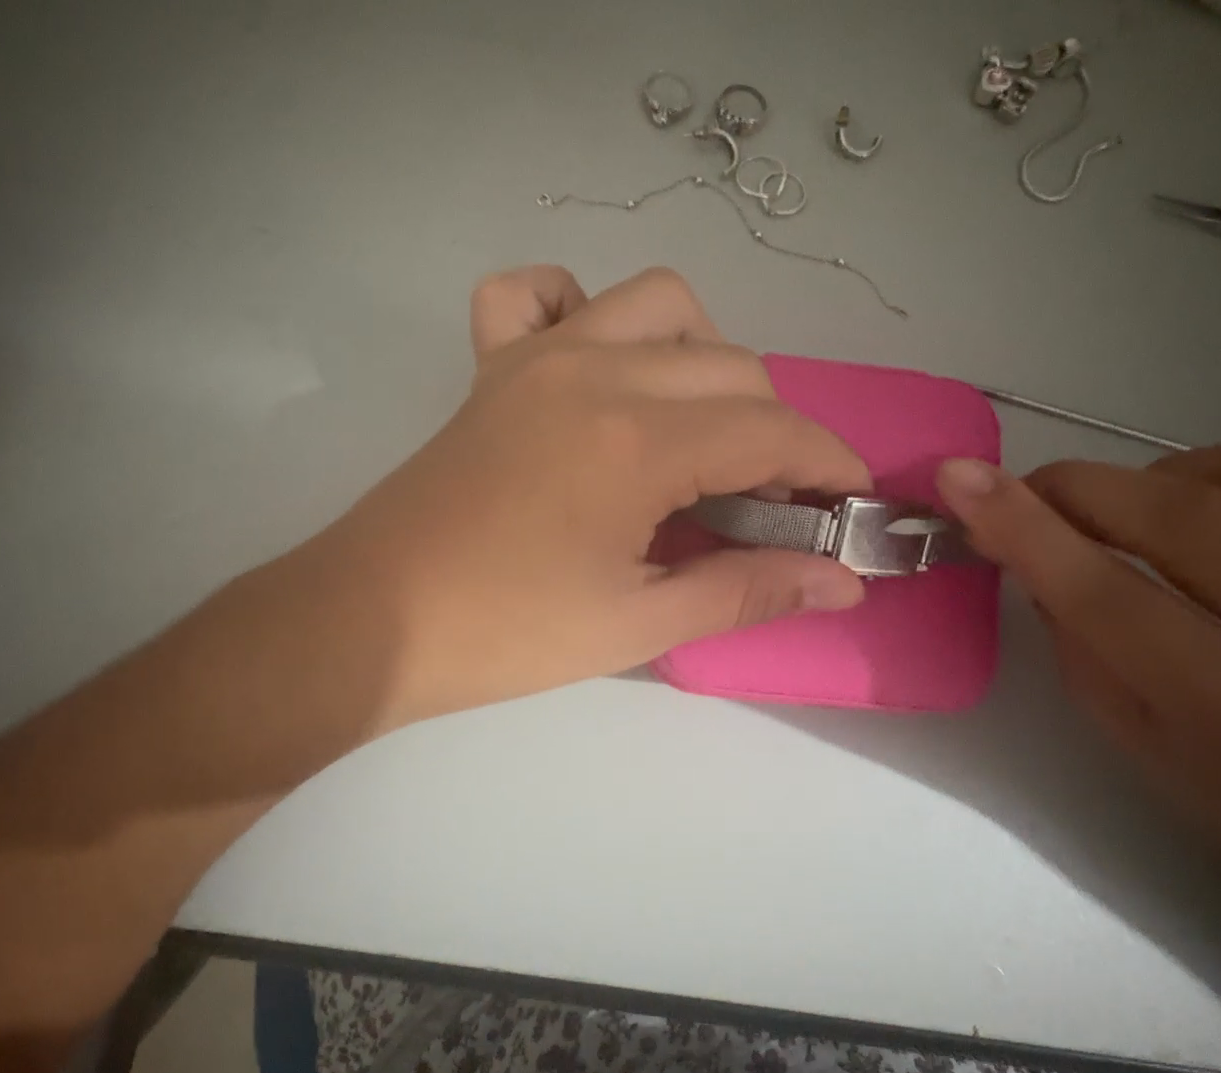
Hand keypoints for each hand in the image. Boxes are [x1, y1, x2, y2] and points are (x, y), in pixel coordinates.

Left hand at [291, 266, 868, 727]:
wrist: (371, 620)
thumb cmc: (505, 633)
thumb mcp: (637, 624)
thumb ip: (747, 590)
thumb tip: (841, 580)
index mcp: (637, 439)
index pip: (770, 430)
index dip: (827, 464)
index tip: (848, 503)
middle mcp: (595, 370)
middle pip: (730, 365)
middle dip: (773, 427)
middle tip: (768, 499)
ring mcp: (537, 355)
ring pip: (657, 303)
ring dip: (701, 355)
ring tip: (695, 426)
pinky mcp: (492, 364)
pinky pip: (538, 291)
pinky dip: (579, 306)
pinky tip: (594, 362)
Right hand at [933, 442, 1220, 888]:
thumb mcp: (1124, 728)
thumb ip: (1072, 630)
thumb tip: (1020, 529)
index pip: (1119, 604)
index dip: (1030, 533)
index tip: (960, 482)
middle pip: (1191, 525)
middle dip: (1083, 491)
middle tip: (1030, 490)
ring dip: (1160, 477)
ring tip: (1129, 509)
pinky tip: (1207, 497)